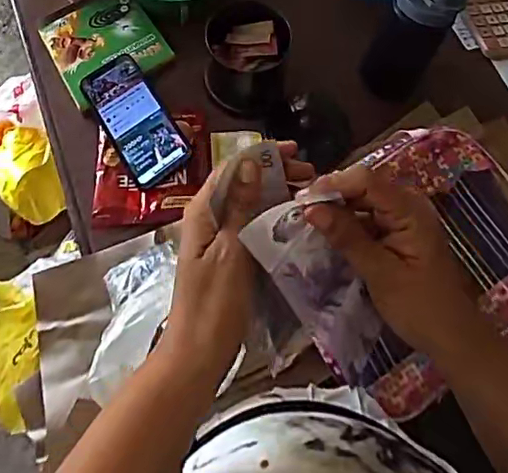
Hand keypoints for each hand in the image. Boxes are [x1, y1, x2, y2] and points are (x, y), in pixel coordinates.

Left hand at [161, 142, 314, 386]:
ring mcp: (216, 235)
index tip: (296, 152)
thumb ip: (240, 207)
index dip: (262, 154)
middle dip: (274, 172)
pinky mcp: (226, 254)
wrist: (196, 356)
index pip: (232, 167)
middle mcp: (207, 216)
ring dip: (274, 192)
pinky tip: (292, 218)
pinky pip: (249, 222)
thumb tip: (250, 162)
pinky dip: (270, 214)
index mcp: (202, 210)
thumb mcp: (231, 253)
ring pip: (247, 201)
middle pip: (240, 180)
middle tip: (311, 174)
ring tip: (308, 191)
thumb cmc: (214, 306)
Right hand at [303, 164, 485, 358]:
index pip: (365, 179)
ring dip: (338, 207)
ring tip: (310, 218)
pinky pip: (369, 214)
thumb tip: (311, 209)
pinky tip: (331, 230)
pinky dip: (349, 220)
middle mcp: (409, 204)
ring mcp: (405, 216)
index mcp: (410, 209)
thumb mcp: (379, 273)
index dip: (332, 184)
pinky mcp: (400, 230)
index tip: (303, 200)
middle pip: (363, 184)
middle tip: (302, 209)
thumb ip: (346, 236)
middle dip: (332, 194)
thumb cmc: (421, 308)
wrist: (456, 340)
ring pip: (363, 198)